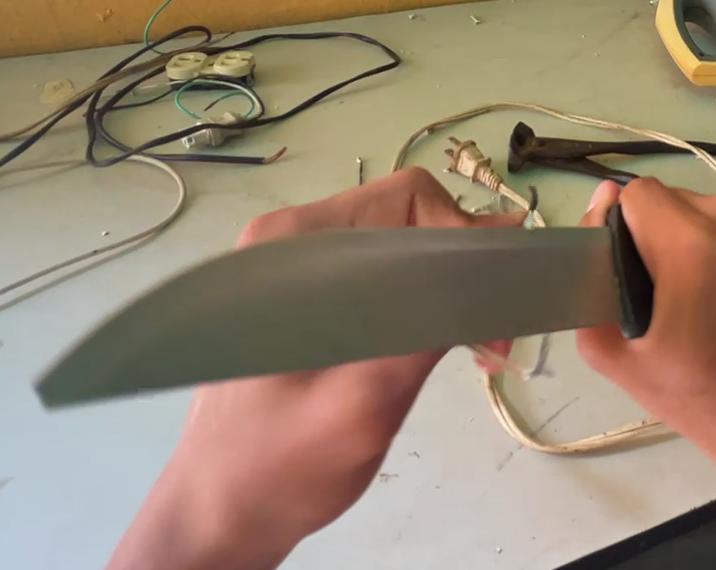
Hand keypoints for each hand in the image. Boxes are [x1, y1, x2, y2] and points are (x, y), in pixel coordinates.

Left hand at [108, 169, 520, 569]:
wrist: (219, 515)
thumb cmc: (277, 469)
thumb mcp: (362, 408)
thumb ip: (426, 331)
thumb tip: (497, 259)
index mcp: (292, 247)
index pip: (406, 199)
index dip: (459, 237)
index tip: (486, 295)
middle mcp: (298, 236)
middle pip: (414, 214)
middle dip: (462, 266)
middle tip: (492, 332)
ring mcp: (307, 260)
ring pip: (411, 240)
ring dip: (451, 285)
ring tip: (479, 344)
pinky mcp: (319, 286)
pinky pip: (393, 267)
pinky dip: (429, 298)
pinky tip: (445, 341)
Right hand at [575, 179, 715, 496]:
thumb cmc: (704, 397)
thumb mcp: (621, 360)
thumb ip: (592, 279)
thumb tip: (599, 208)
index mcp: (692, 244)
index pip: (634, 194)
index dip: (623, 228)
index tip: (630, 269)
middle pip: (668, 198)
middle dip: (656, 234)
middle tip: (665, 291)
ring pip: (701, 206)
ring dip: (690, 235)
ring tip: (701, 292)